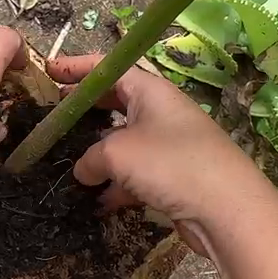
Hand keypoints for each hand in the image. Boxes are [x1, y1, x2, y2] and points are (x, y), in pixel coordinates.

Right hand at [48, 54, 277, 249]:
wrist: (228, 211)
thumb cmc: (170, 165)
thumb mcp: (117, 153)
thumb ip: (89, 157)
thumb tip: (81, 170)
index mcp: (151, 91)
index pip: (111, 68)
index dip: (78, 67)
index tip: (49, 70)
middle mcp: (162, 112)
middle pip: (117, 102)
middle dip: (86, 109)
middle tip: (55, 114)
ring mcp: (171, 146)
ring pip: (125, 141)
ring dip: (99, 152)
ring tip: (68, 162)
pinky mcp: (175, 178)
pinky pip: (137, 174)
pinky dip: (117, 183)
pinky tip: (98, 200)